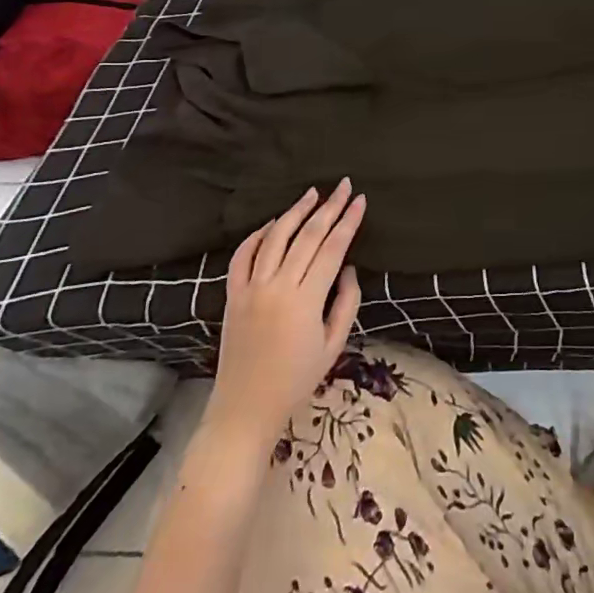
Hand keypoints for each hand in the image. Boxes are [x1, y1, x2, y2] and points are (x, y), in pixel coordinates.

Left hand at [208, 180, 364, 439]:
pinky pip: (243, 256)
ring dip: (295, 212)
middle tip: (344, 186)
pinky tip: (274, 222)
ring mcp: (251, 288)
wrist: (246, 406)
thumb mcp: (334, 345)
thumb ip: (346, 302)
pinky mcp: (232, 295)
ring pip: (274, 238)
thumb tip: (349, 268)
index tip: (361, 200)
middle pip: (307, 236)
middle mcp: (277, 286)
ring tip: (312, 193)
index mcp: (306, 300)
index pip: (332, 248)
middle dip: (329, 207)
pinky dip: (258, 235)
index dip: (349, 221)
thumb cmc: (297, 379)